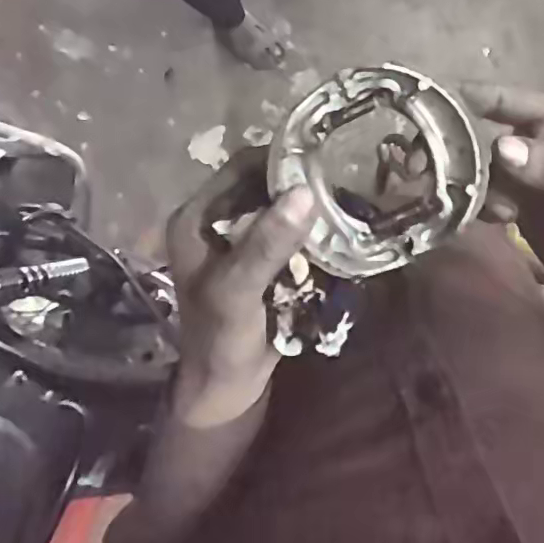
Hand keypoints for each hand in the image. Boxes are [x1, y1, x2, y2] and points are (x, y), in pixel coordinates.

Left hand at [164, 149, 316, 425]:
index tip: (321, 154)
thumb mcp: (237, 289)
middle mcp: (217, 220)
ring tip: (347, 194)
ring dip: (308, 205)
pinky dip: (311, 228)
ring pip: (280, 206)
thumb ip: (267, 243)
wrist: (226, 388)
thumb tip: (305, 191)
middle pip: (263, 184)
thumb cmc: (220, 338)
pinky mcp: (262, 258)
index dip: (279, 159)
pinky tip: (339, 225)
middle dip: (299, 181)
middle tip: (342, 173)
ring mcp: (240, 240)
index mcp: (197, 217)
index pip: (241, 168)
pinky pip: (290, 231)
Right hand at [461, 84, 543, 340]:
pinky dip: (471, 202)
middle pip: (488, 130)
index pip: (518, 102)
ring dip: (458, 174)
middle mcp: (541, 143)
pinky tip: (482, 218)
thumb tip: (500, 147)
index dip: (480, 97)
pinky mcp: (513, 204)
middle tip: (423, 159)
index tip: (440, 97)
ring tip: (441, 190)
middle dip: (456, 140)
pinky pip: (481, 193)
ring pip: (478, 163)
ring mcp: (525, 175)